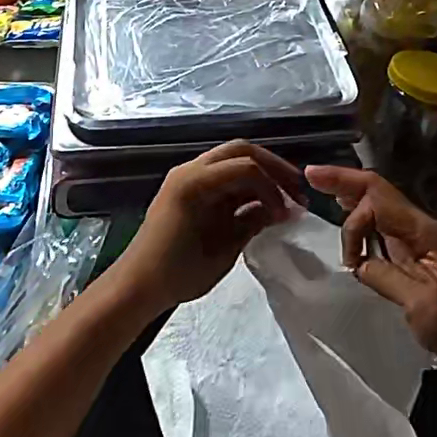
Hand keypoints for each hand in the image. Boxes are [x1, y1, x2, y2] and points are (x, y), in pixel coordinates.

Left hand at [114, 141, 304, 313]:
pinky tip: (263, 205)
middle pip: (241, 151)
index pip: (246, 166)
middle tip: (297, 189)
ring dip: (261, 175)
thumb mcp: (223, 250)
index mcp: (194, 181)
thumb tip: (283, 209)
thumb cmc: (178, 271)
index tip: (289, 211)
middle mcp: (190, 169)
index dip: (273, 186)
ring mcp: (188, 176)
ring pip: (233, 161)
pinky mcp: (190, 188)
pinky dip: (246, 186)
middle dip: (272, 167)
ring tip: (285, 199)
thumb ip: (253, 222)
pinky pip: (223, 176)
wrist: (139, 284)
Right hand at [307, 165, 436, 371]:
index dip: (349, 201)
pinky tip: (343, 210)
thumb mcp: (422, 305)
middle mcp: (415, 225)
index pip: (379, 200)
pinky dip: (356, 214)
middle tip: (311, 174)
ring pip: (374, 202)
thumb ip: (387, 277)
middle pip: (375, 190)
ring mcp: (411, 236)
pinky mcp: (405, 250)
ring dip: (348, 197)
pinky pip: (376, 221)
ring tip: (321, 187)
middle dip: (343, 180)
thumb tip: (360, 263)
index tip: (331, 221)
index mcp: (422, 232)